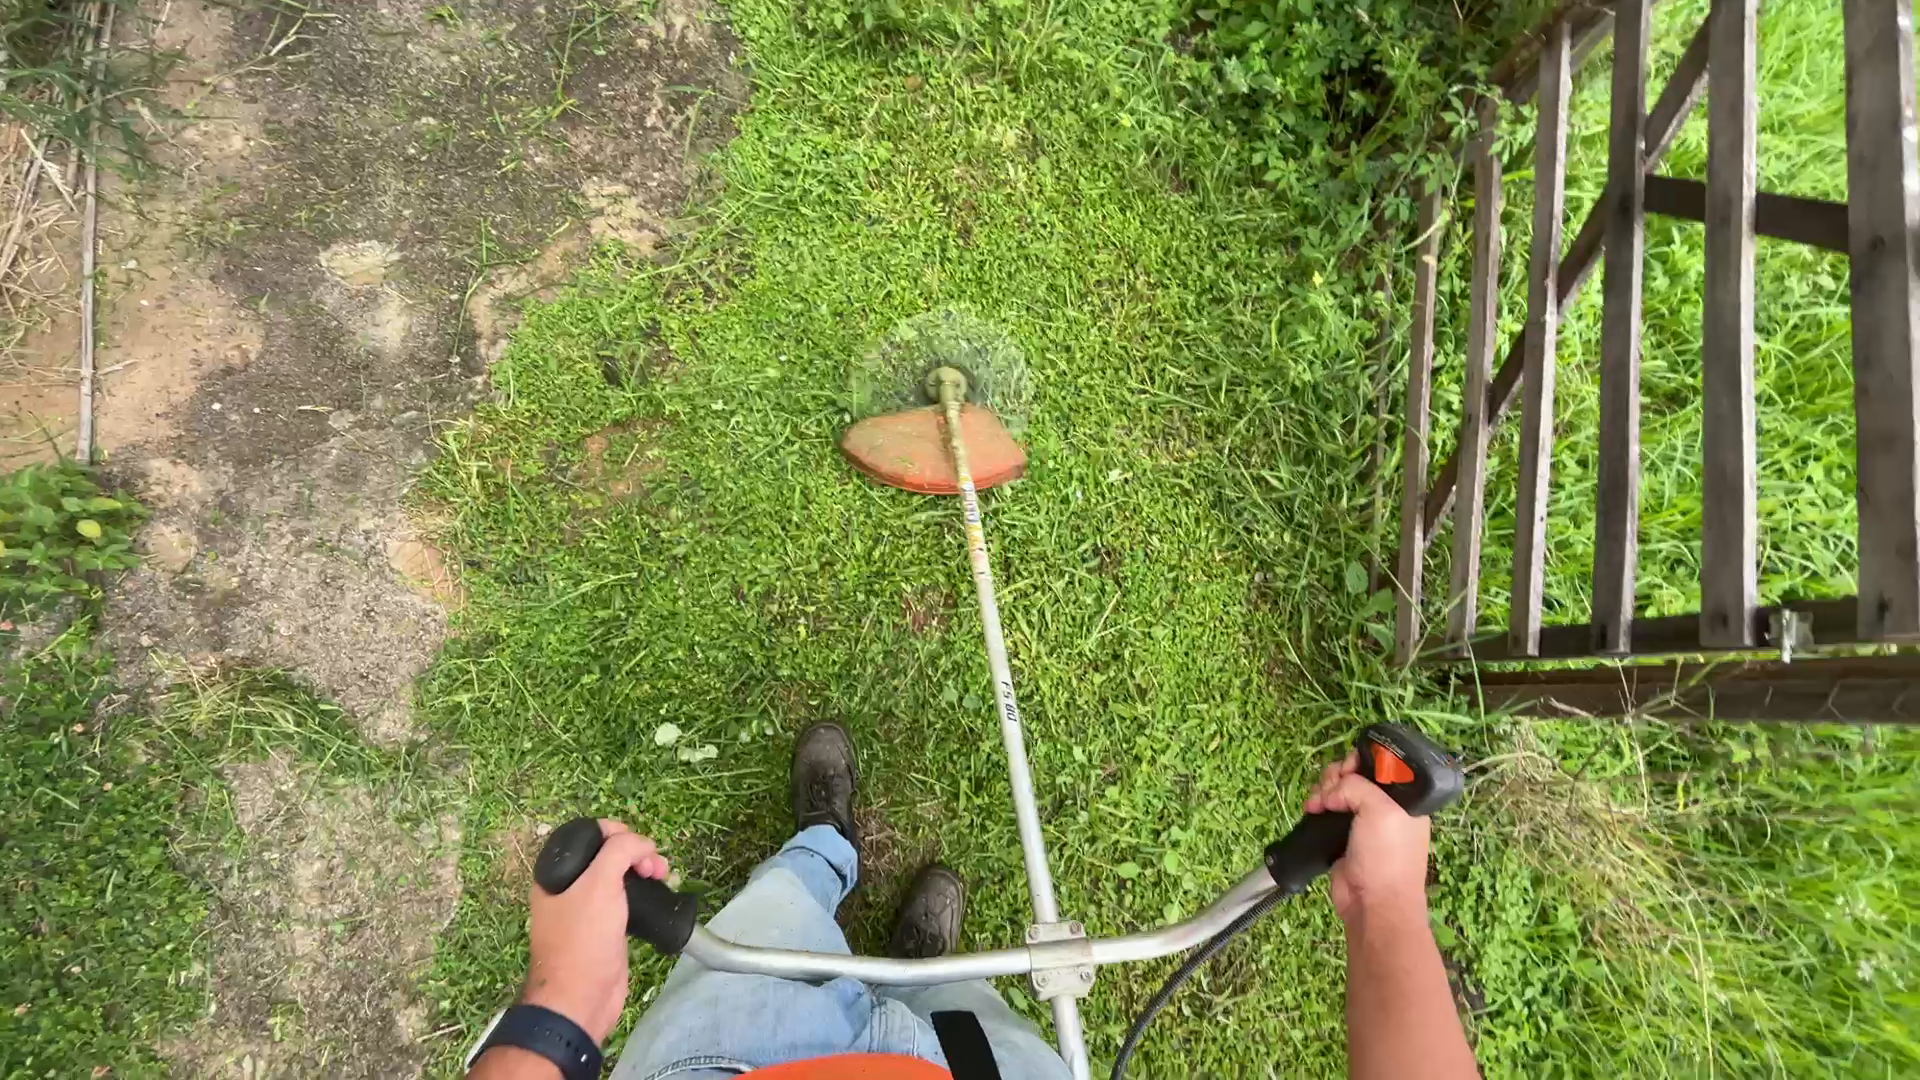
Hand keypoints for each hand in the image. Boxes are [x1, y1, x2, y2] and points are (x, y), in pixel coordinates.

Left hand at [519, 819, 670, 1044]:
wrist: (581, 998)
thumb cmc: (585, 937)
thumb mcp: (600, 882)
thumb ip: (620, 850)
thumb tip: (643, 845)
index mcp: (555, 873)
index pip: (589, 834)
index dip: (618, 832)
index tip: (638, 847)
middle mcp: (567, 886)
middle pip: (609, 852)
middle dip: (637, 851)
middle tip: (654, 866)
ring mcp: (586, 908)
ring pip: (620, 873)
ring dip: (644, 867)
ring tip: (662, 876)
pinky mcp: (603, 926)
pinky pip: (625, 895)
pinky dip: (643, 888)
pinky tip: (656, 892)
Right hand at [1304, 751, 1429, 926]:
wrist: (1373, 902)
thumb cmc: (1386, 856)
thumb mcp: (1380, 810)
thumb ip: (1355, 787)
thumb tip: (1330, 793)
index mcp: (1405, 801)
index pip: (1381, 766)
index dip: (1360, 762)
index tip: (1347, 770)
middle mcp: (1384, 808)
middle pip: (1353, 774)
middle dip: (1337, 776)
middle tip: (1331, 790)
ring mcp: (1362, 821)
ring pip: (1336, 788)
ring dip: (1323, 790)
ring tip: (1318, 803)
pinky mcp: (1341, 832)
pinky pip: (1326, 806)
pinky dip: (1316, 802)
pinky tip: (1312, 808)